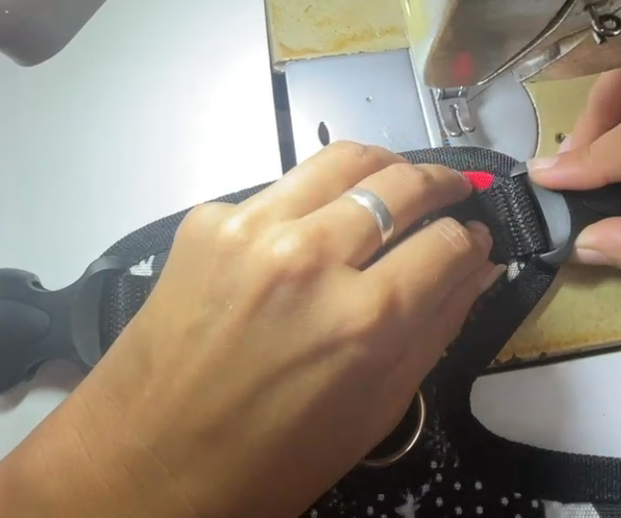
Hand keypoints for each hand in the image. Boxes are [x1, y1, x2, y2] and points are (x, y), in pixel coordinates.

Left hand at [9, 144, 500, 517]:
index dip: (470, 236)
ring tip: (396, 181)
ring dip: (383, 166)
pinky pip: (281, 188)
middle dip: (440, 182)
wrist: (143, 461)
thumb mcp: (372, 410)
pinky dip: (310, 200)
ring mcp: (252, 228)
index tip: (474, 234)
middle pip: (400, 183)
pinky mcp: (209, 217)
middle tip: (451, 190)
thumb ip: (435, 327)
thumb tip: (477, 263)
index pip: (445, 243)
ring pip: (342, 159)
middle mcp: (309, 258)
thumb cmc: (269, 459)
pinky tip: (312, 225)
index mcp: (360, 321)